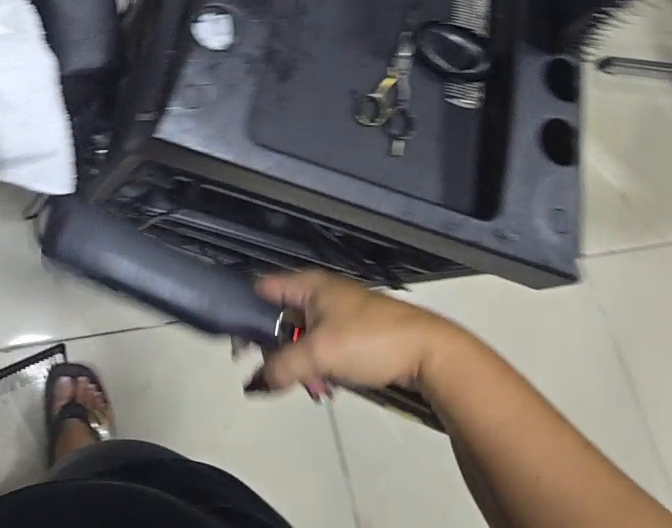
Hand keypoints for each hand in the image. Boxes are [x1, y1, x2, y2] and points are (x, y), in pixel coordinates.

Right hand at [247, 271, 464, 398]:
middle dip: (278, 350)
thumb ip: (280, 367)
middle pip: (282, 318)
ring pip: (304, 337)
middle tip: (280, 375)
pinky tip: (329, 386)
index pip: (261, 289)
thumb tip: (253, 383)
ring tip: (314, 387)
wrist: (431, 354)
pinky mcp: (357, 333)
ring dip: (302, 364)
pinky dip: (321, 366)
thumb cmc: (370, 341)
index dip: (245, 314)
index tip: (241, 345)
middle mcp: (321, 293)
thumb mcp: (318, 354)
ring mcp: (341, 313)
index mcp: (308, 284)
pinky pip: (325, 348)